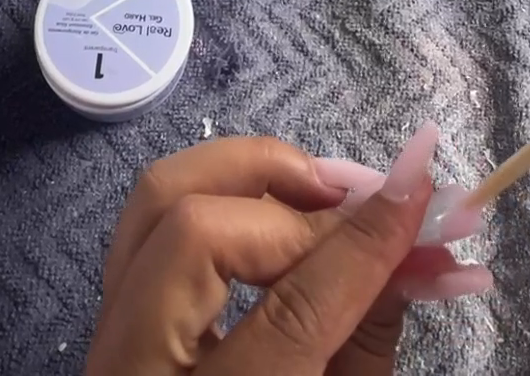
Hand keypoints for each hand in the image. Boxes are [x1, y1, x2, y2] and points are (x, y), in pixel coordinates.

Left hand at [85, 130, 491, 375]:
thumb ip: (367, 337)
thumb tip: (410, 243)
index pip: (292, 311)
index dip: (365, 241)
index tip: (421, 185)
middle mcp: (132, 367)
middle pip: (197, 229)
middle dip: (292, 198)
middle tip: (358, 200)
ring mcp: (108, 329)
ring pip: (159, 195)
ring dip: (249, 172)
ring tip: (319, 192)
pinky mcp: (112, 300)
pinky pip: (151, 211)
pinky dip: (219, 185)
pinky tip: (276, 204)